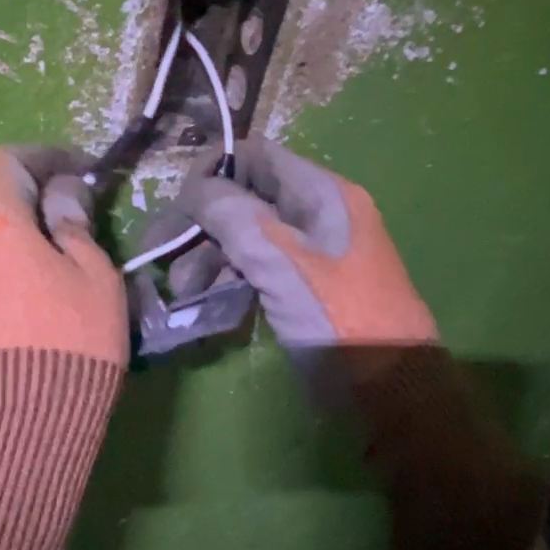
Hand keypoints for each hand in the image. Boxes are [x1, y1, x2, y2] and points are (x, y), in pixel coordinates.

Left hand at [0, 146, 126, 381]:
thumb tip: (60, 195)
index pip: (6, 160)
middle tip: (42, 222)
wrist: (12, 428)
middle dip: (6, 198)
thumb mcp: (93, 278)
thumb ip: (73, 225)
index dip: (41, 158)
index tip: (72, 171)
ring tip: (16, 272)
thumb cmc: (67, 341)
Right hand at [172, 137, 436, 348]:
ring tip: (182, 290)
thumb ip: (232, 215)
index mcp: (321, 194)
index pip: (255, 156)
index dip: (212, 170)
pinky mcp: (303, 286)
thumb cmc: (338, 318)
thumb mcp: (280, 261)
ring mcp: (311, 252)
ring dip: (207, 256)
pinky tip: (202, 302)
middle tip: (158, 250)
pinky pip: (257, 268)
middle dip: (200, 222)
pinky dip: (227, 279)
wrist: (391, 392)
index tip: (177, 203)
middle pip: (244, 199)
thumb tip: (196, 189)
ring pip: (246, 237)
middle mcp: (315, 214)